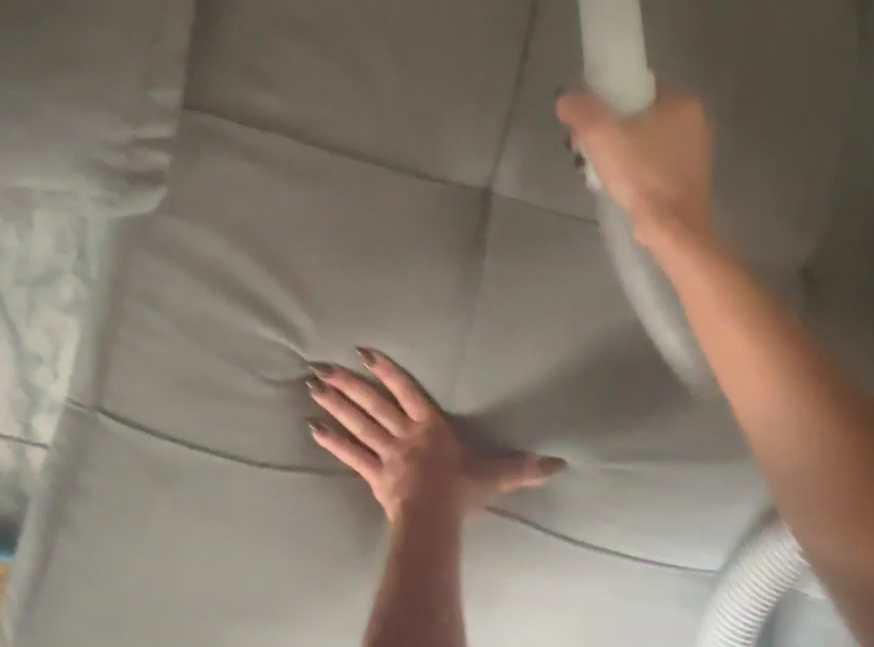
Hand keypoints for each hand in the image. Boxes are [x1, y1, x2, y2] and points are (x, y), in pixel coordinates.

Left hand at [307, 348, 564, 521]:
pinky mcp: (374, 474)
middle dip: (347, 382)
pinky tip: (313, 428)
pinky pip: (350, 455)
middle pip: (372, 403)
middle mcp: (404, 434)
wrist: (435, 521)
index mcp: (430, 426)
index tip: (364, 351)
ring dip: (334, 404)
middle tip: (322, 364)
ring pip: (357, 423)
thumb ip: (523, 466)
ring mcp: (385, 453)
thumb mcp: (496, 475)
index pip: (407, 390)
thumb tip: (560, 464)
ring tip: (313, 385)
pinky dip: (332, 441)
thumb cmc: (464, 492)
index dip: (387, 370)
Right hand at [556, 86, 716, 251]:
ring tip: (588, 167)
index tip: (585, 116)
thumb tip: (566, 98)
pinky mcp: (685, 176)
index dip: (604, 96)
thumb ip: (578, 107)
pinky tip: (607, 181)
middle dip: (602, 128)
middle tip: (581, 146)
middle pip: (633, 112)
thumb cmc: (641, 172)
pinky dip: (626, 166)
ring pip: (638, 138)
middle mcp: (693, 121)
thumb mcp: (599, 132)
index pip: (634, 83)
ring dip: (610, 149)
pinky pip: (647, 160)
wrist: (671, 227)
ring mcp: (691, 151)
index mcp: (681, 101)